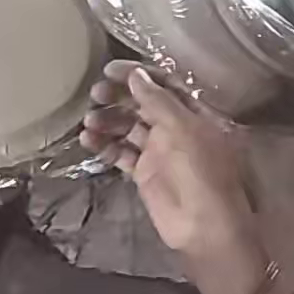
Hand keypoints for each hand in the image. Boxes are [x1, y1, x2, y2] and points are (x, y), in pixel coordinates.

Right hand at [80, 61, 259, 262]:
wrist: (204, 223)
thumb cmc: (202, 171)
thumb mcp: (184, 129)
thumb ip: (159, 101)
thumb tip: (135, 75)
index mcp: (194, 113)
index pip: (165, 85)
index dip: (139, 75)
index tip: (110, 70)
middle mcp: (177, 128)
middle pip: (143, 104)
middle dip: (119, 96)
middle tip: (95, 94)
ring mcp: (160, 151)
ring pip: (128, 127)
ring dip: (108, 121)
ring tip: (90, 122)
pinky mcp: (145, 172)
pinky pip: (121, 153)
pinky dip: (105, 146)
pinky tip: (88, 141)